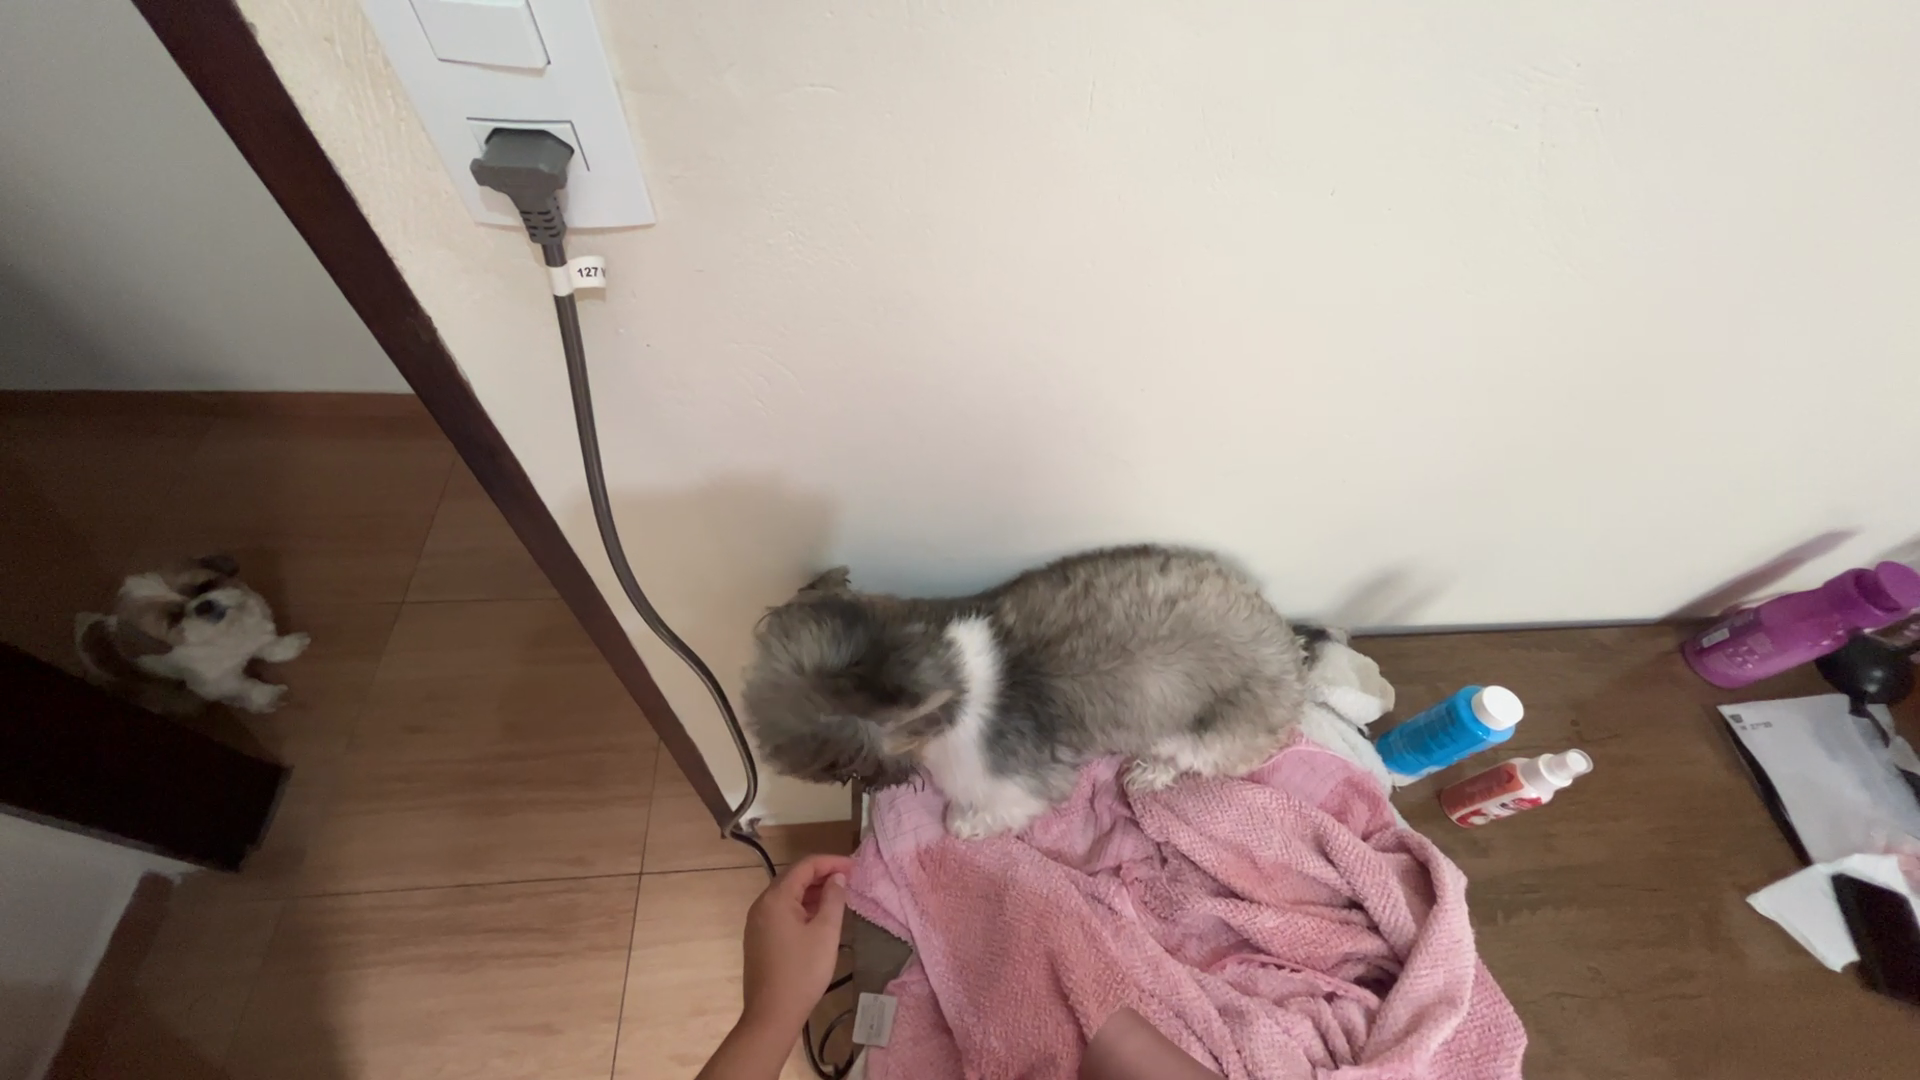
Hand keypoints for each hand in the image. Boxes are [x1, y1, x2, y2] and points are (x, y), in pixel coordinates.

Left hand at [741, 853, 853, 1036]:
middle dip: (822, 874)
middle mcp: (762, 904)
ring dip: (813, 891)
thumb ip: (833, 898)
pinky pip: (782, 911)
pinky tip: (819, 916)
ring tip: (838, 895)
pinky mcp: (759, 938)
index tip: (855, 867)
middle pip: (794, 878)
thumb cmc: (802, 972)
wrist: (771, 1017)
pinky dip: (802, 906)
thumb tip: (837, 877)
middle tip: (849, 879)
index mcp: (776, 898)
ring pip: (788, 895)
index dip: (831, 862)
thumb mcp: (826, 932)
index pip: (805, 866)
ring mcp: (757, 922)